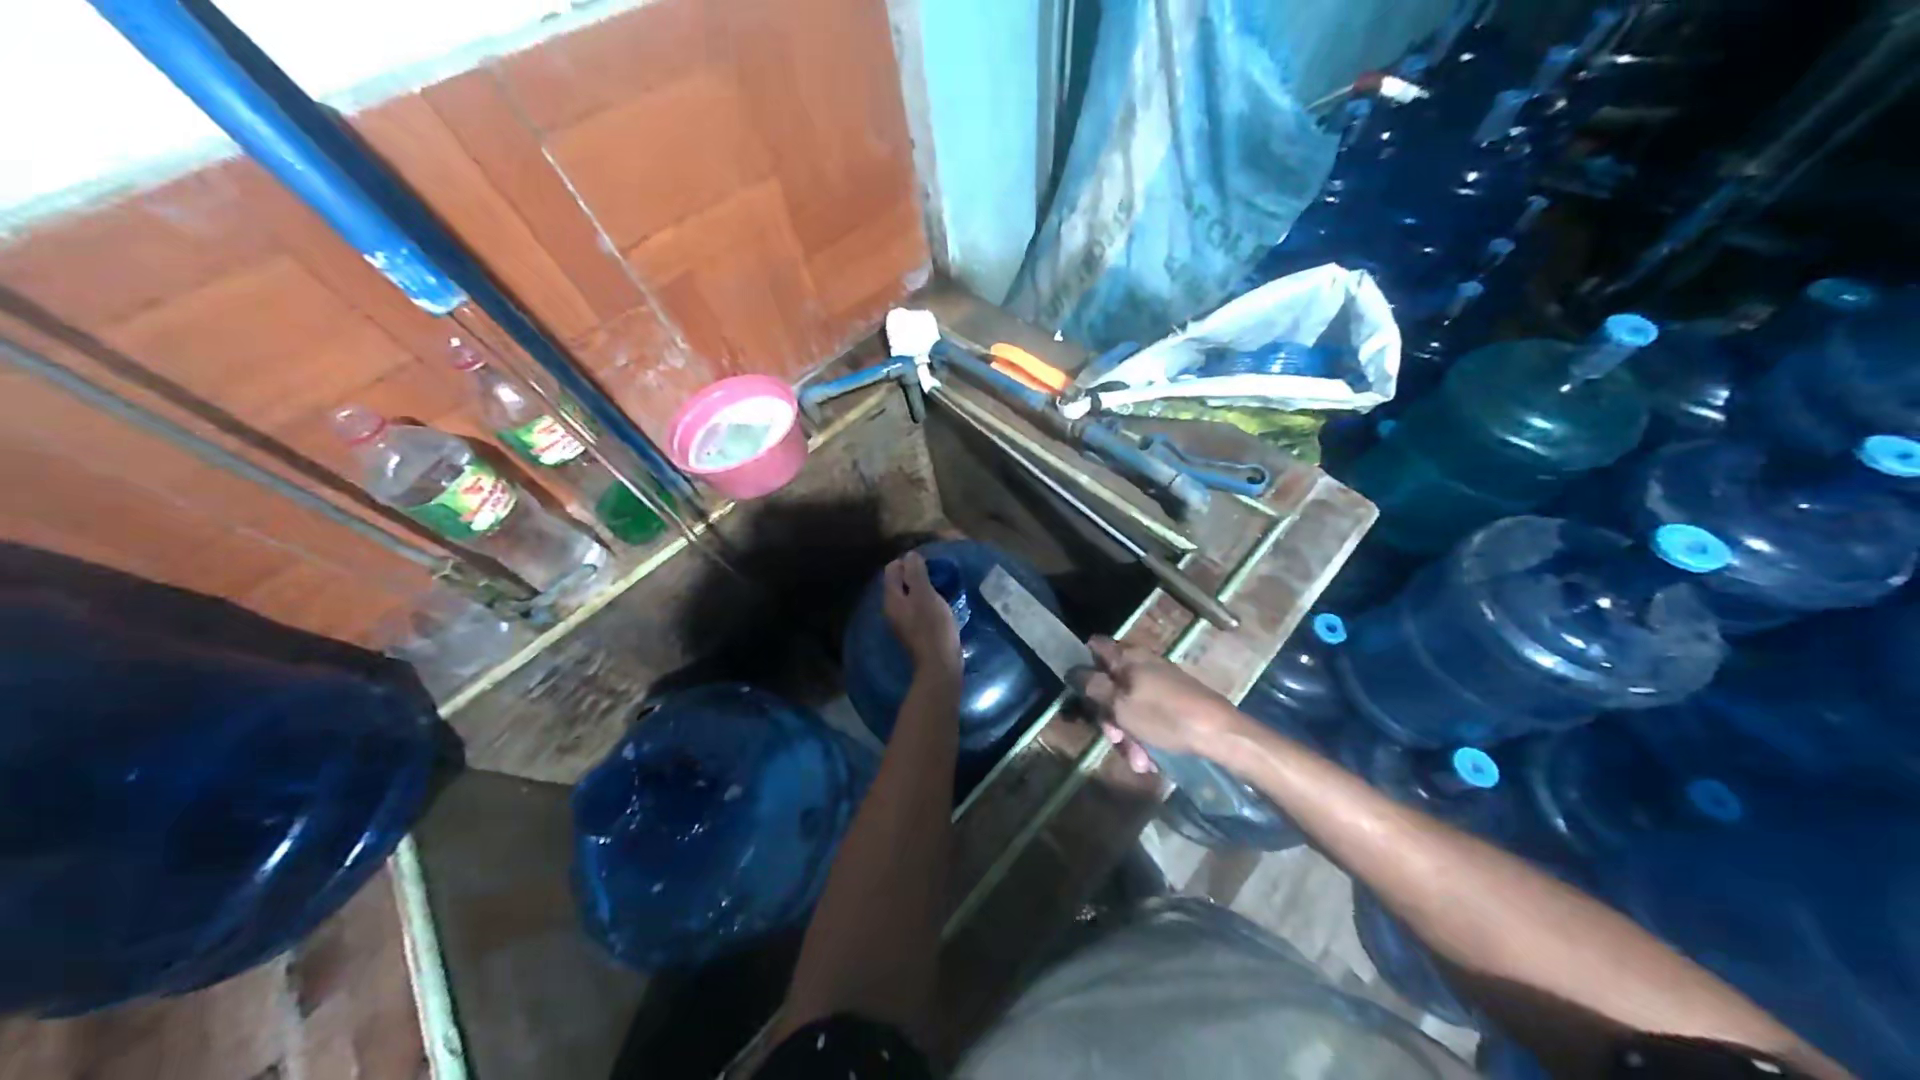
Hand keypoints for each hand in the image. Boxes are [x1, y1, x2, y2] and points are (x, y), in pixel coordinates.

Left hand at [882, 552, 961, 678]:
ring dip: (921, 588)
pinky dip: (925, 602)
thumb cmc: (933, 626)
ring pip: (908, 596)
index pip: (892, 570)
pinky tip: (940, 604)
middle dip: (914, 574)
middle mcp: (892, 609)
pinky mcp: (914, 632)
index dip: (907, 561)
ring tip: (939, 585)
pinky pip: (916, 609)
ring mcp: (902, 622)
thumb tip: (910, 555)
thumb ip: (916, 574)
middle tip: (934, 572)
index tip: (927, 561)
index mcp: (892, 599)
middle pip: (899, 583)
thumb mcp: (925, 595)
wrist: (939, 663)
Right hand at [1076, 636, 1247, 770]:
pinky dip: (1146, 736)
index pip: (1095, 646)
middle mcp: (1142, 663)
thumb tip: (1073, 670)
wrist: (1219, 733)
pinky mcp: (1174, 701)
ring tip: (1139, 761)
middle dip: (1108, 716)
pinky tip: (1151, 759)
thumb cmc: (1163, 717)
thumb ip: (1092, 687)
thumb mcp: (1119, 705)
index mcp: (1127, 657)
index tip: (1078, 690)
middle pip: (1110, 684)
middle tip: (1114, 739)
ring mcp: (1160, 682)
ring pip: (1129, 706)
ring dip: (1128, 734)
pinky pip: (1149, 716)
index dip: (1082, 664)